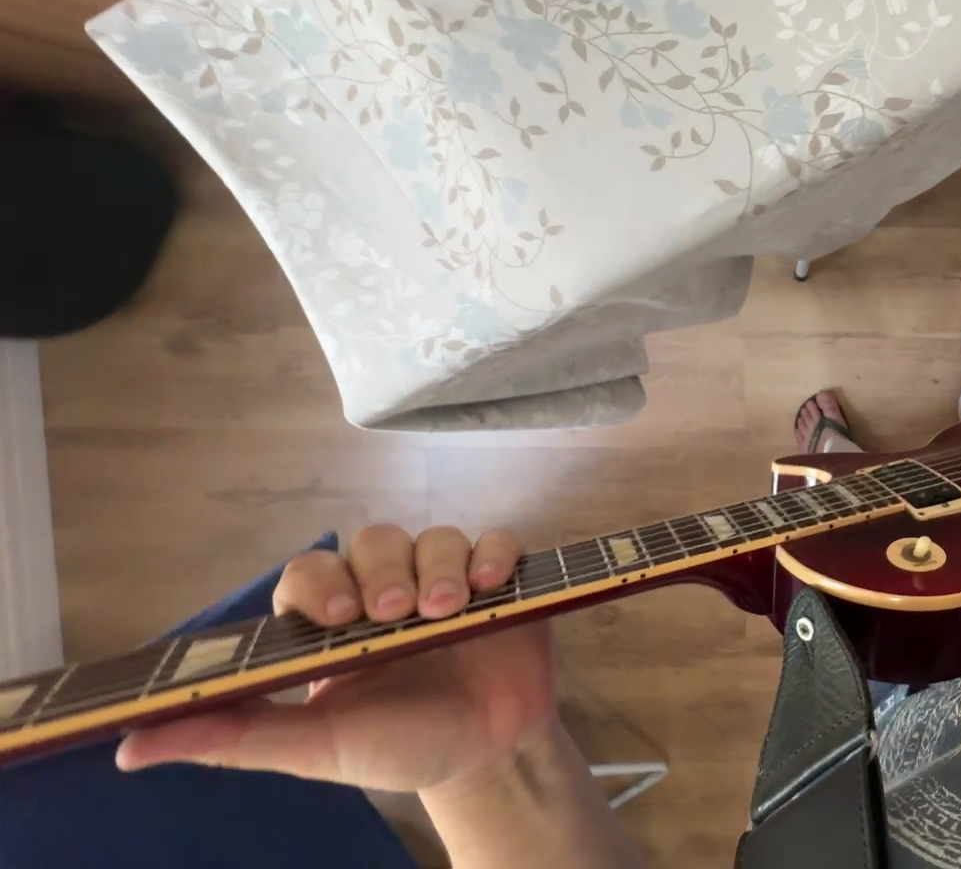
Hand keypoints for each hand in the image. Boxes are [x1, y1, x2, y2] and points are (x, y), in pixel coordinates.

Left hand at [117, 525, 557, 795]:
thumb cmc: (401, 748)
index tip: (338, 617)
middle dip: (386, 570)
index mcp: (340, 625)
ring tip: (445, 612)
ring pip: (438, 538)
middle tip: (395, 615)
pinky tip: (489, 584)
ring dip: (440, 567)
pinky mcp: (503, 580)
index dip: (323, 582)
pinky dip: (494, 554)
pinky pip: (500, 542)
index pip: (315, 572)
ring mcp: (451, 581)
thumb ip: (240, 736)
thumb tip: (127, 747)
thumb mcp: (317, 748)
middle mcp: (394, 590)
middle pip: (379, 541)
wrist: (489, 754)